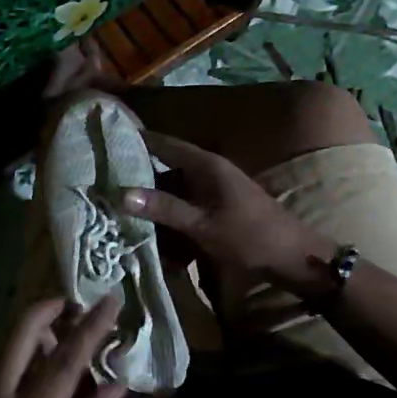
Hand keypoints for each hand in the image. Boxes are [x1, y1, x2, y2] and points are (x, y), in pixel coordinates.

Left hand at [0, 295, 127, 397]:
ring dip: (33, 325)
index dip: (91, 327)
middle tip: (74, 306)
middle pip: (23, 327)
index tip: (110, 299)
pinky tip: (32, 360)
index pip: (66, 359)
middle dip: (50, 307)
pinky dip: (17, 343)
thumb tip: (119, 380)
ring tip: (57, 336)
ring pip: (6, 333)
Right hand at [121, 132, 337, 324]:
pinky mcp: (214, 207)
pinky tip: (150, 231)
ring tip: (119, 208)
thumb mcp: (201, 224)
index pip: (160, 142)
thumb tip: (119, 193)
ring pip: (171, 189)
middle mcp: (205, 170)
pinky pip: (183, 205)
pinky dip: (167, 216)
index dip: (133, 139)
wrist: (294, 259)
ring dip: (151, 200)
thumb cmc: (249, 236)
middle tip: (102, 182)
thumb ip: (162, 208)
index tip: (104, 141)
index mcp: (203, 164)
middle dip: (135, 176)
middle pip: (162, 166)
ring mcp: (211, 189)